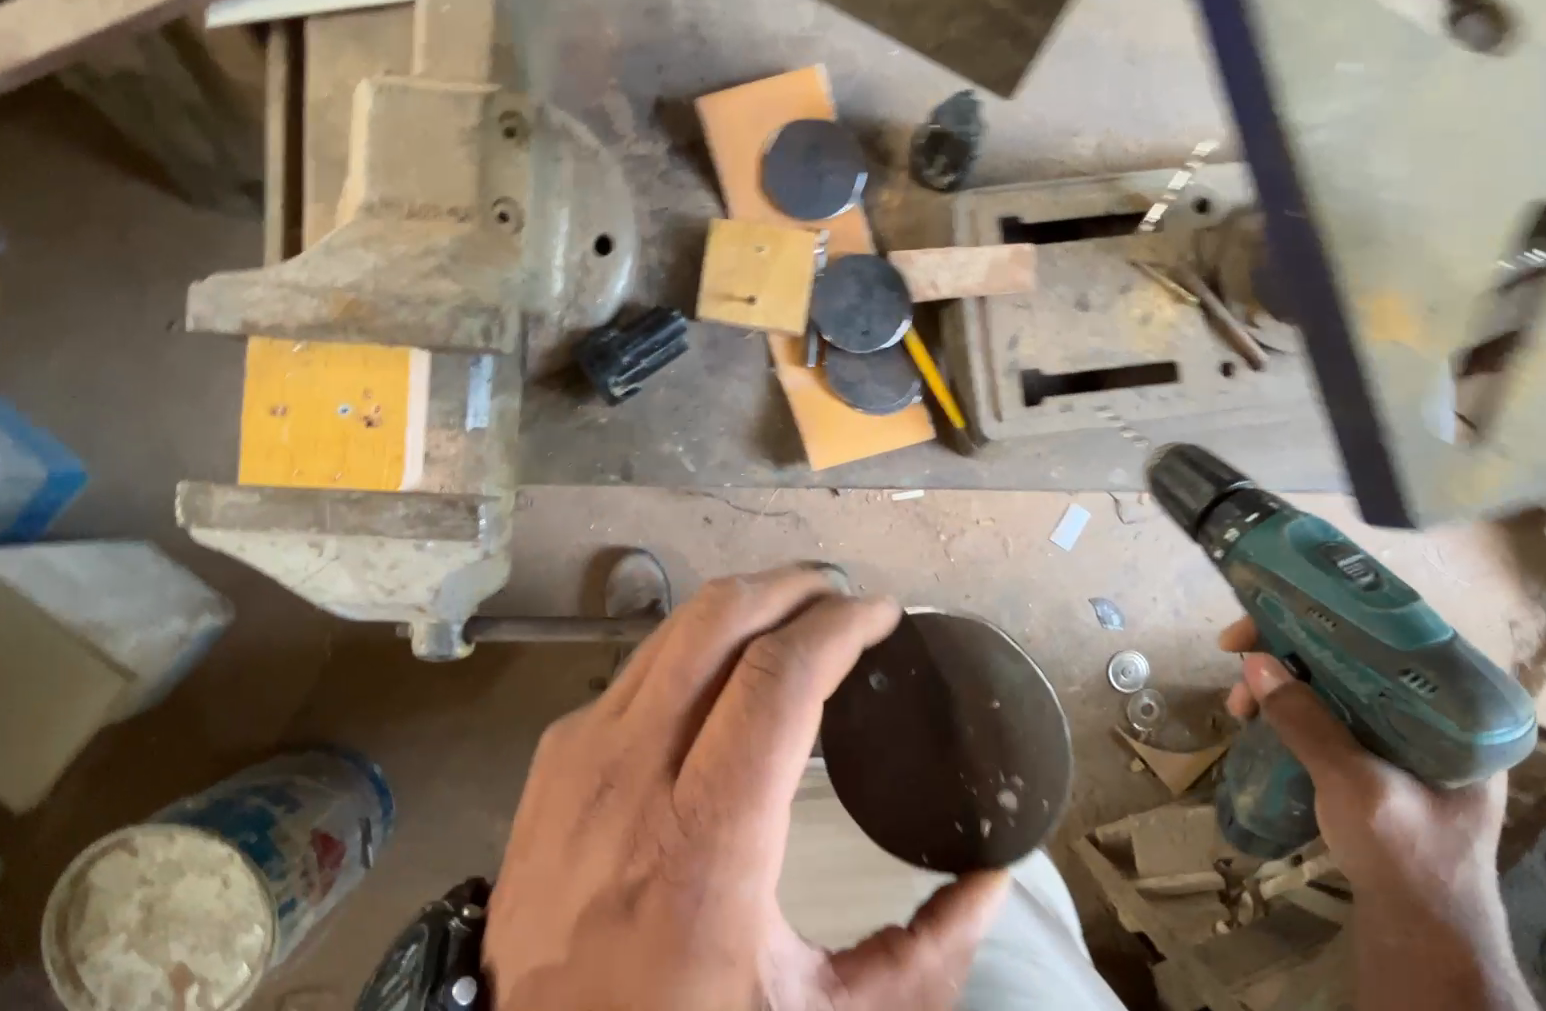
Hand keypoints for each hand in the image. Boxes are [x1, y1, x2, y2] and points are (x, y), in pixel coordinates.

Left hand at [483, 566, 1010, 1010]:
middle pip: (718, 621)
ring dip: (744, 604)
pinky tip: (726, 669)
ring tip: (794, 613)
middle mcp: (634, 774)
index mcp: (708, 839)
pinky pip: (640, 666)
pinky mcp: (556, 754)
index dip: (839, 626)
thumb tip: (990, 885)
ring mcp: (584, 753)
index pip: (779, 679)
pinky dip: (696, 646)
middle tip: (840, 593)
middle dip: (791, 586)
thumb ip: (918, 959)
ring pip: (674, 628)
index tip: (882, 613)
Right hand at [1218, 618, 1505, 907]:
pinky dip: (1292, 710)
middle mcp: (1437, 714)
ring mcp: (1409, 737)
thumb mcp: (1355, 786)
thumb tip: (1256, 663)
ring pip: (1338, 684)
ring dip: (1283, 685)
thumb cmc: (1408, 859)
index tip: (1270, 620)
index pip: (1394, 636)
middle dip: (1291, 655)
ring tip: (1240, 706)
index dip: (1328, 618)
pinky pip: (1332, 713)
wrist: (1423, 935)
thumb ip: (1308, 724)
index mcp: (1460, 711)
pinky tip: (1261, 720)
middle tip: (1239, 664)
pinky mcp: (1382, 758)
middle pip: (1357, 656)